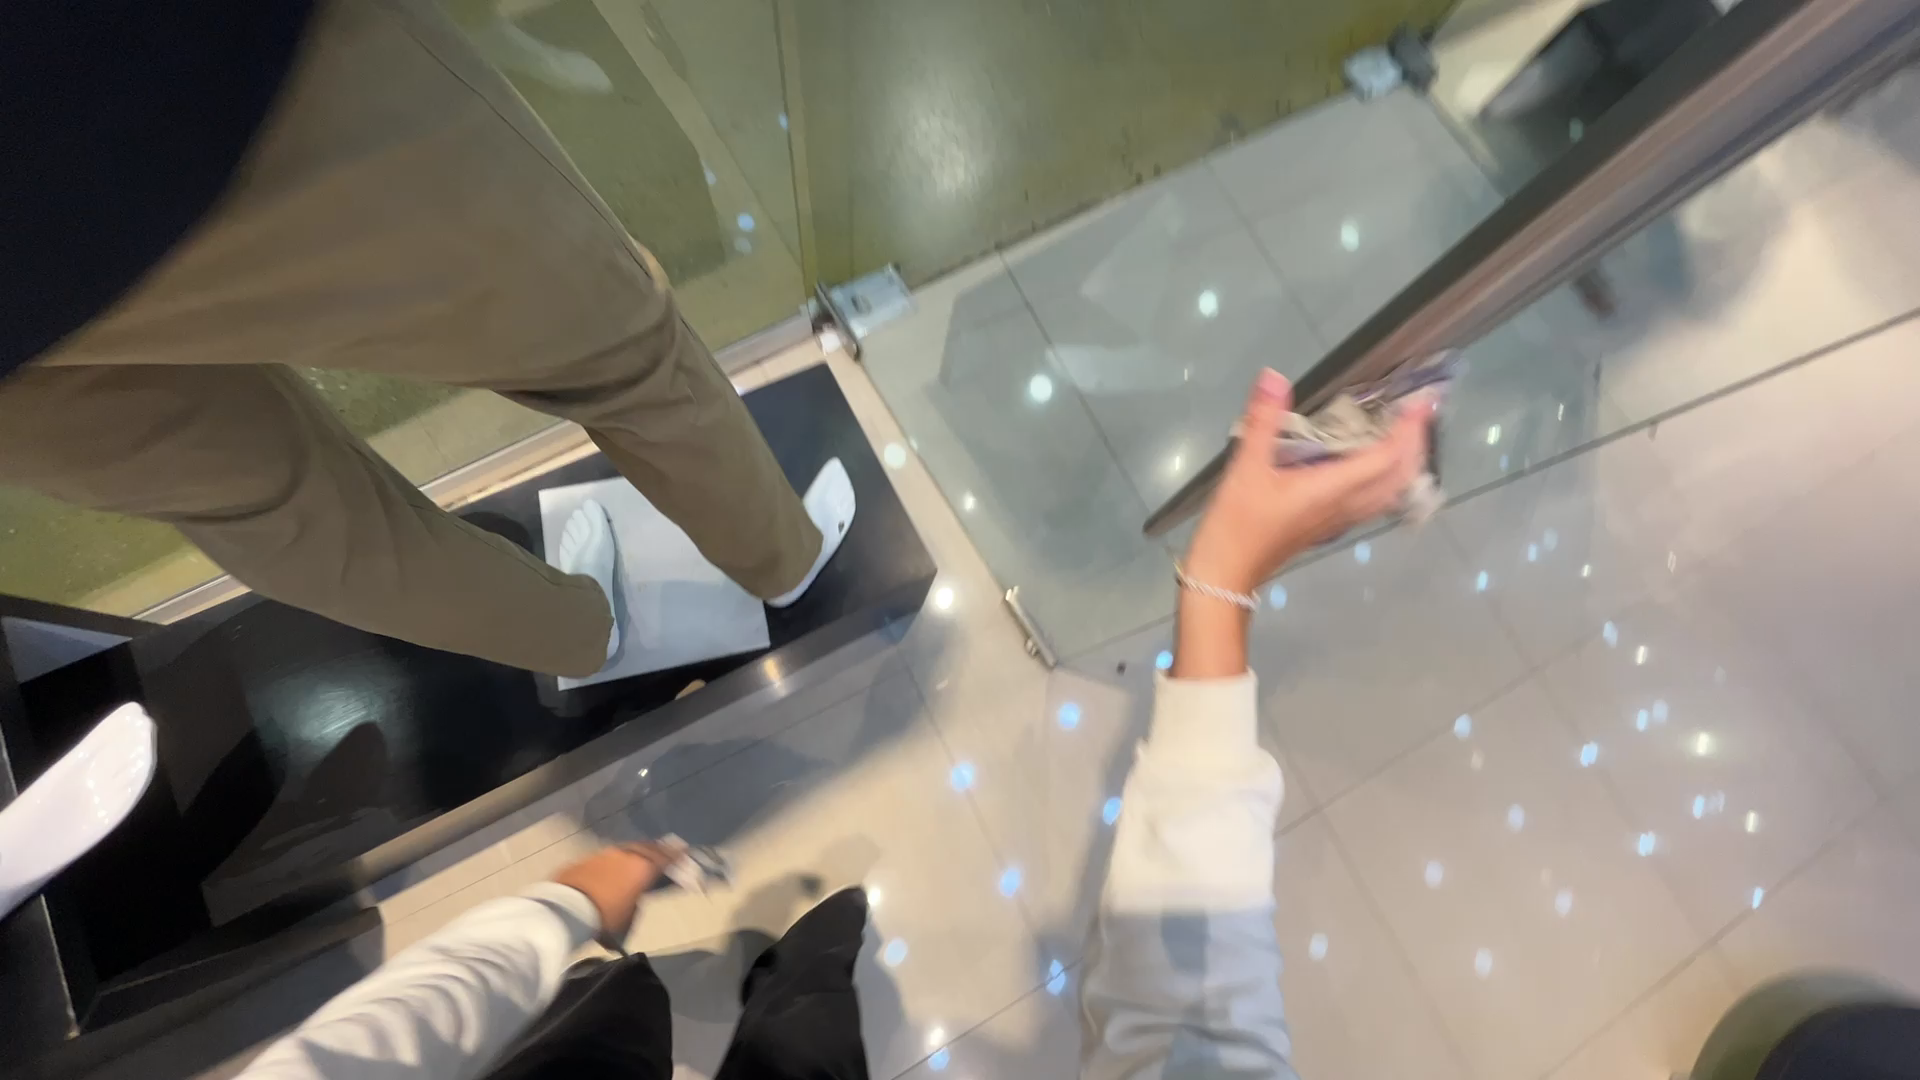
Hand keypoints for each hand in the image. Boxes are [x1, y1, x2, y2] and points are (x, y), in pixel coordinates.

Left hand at [550, 840, 683, 940]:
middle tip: (663, 851)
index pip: (667, 857)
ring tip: (637, 858)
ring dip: (634, 853)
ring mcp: (606, 853)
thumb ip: (637, 902)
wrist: (564, 910)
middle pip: (648, 847)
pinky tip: (609, 869)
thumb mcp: (629, 917)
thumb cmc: (604, 917)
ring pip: (626, 849)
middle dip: (657, 850)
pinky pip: (605, 857)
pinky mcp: (586, 858)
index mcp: (644, 867)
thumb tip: (636, 899)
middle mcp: (628, 854)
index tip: (684, 851)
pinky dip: (612, 861)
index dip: (677, 854)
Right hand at [1173, 369, 1434, 679]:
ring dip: (1404, 464)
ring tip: (1402, 436)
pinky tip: (1370, 468)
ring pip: (1389, 493)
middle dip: (1415, 444)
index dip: (1408, 428)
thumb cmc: (1236, 523)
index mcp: (1332, 489)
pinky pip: (1372, 501)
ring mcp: (1337, 520)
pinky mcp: (1325, 527)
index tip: (1421, 399)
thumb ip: (1262, 421)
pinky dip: (1384, 480)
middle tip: (1416, 413)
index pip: (1387, 456)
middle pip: (1399, 477)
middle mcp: (1345, 506)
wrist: (1225, 574)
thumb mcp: (1246, 468)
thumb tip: (1274, 376)